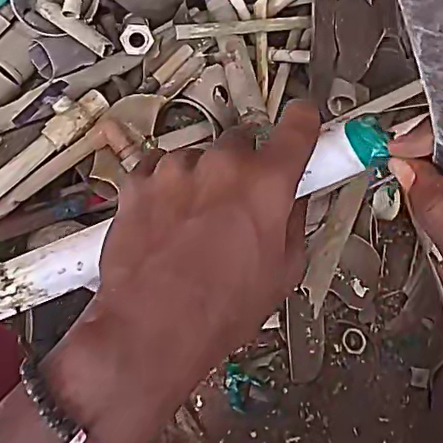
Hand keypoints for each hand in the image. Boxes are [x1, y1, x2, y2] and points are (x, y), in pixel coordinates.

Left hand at [46, 101, 320, 442]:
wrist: (150, 325)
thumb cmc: (214, 309)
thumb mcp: (281, 272)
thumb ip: (295, 224)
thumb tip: (295, 205)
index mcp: (265, 184)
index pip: (296, 129)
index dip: (303, 121)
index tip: (303, 117)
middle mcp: (221, 165)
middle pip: (242, 143)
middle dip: (245, 168)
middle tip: (241, 204)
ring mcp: (176, 170)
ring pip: (198, 158)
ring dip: (202, 181)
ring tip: (198, 227)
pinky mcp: (139, 180)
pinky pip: (160, 169)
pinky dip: (167, 187)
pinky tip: (169, 222)